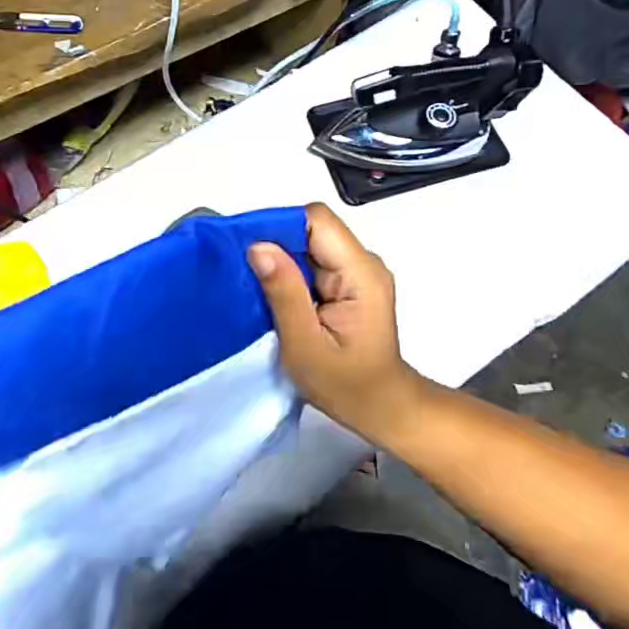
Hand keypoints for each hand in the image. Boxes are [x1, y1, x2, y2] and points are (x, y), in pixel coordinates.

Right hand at [248, 203, 426, 440]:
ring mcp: (356, 271)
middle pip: (311, 228)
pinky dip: (289, 273)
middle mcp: (362, 262)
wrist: (381, 408)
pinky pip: (312, 260)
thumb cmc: (346, 385)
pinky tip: (275, 296)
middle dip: (275, 244)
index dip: (279, 226)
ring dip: (280, 260)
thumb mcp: (304, 345)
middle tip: (247, 274)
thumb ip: (283, 293)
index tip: (249, 251)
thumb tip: (258, 247)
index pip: (317, 221)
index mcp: (360, 273)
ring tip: (257, 287)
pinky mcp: (347, 281)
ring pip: (308, 243)